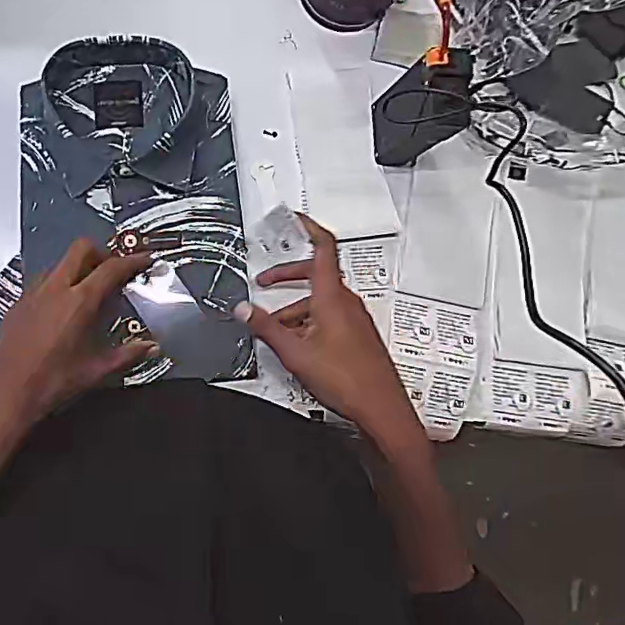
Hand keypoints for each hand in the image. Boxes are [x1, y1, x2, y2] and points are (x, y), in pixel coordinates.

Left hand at [0, 238, 157, 433]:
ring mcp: (32, 295)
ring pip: (59, 263)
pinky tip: (62, 308)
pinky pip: (41, 282)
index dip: (131, 260)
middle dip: (101, 252)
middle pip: (80, 249)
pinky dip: (57, 284)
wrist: (6, 395)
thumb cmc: (50, 383)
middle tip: (113, 267)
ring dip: (76, 267)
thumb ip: (127, 355)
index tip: (142, 260)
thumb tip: (148, 348)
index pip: (111, 268)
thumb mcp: (96, 370)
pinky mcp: (17, 305)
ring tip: (89, 288)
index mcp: (79, 302)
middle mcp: (54, 291)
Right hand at [235, 215, 426, 454]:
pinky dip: (309, 321)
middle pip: (316, 274)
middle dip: (287, 276)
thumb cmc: (349, 380)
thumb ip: (265, 328)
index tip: (296, 217)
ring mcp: (354, 318)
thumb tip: (244, 310)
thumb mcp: (294, 352)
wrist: (380, 407)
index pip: (324, 247)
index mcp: (332, 297)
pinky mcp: (357, 333)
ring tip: (275, 329)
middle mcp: (346, 302)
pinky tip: (297, 344)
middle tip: (266, 281)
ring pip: (320, 300)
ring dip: (296, 307)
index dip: (309, 227)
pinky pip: (329, 316)